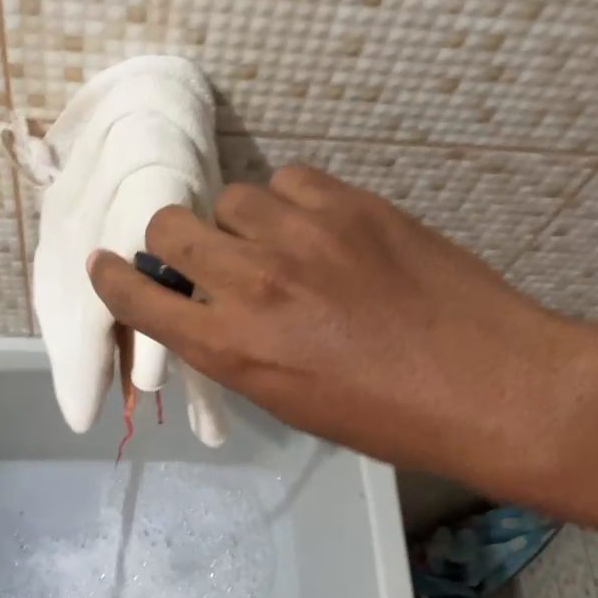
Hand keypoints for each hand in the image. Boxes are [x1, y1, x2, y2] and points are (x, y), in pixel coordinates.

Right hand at [87, 166, 597, 507]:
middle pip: (168, 228)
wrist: (491, 384)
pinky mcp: (349, 204)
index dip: (112, 280)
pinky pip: (289, 180)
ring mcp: (301, 236)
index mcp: (233, 349)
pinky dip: (292, 202)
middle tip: (205, 257)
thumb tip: (215, 309)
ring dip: (241, 222)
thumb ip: (238, 348)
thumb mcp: (292, 401)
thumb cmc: (389, 418)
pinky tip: (318, 228)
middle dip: (174, 243)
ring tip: (278, 245)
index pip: (140, 299)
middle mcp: (252, 284)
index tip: (105, 266)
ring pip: (231, 199)